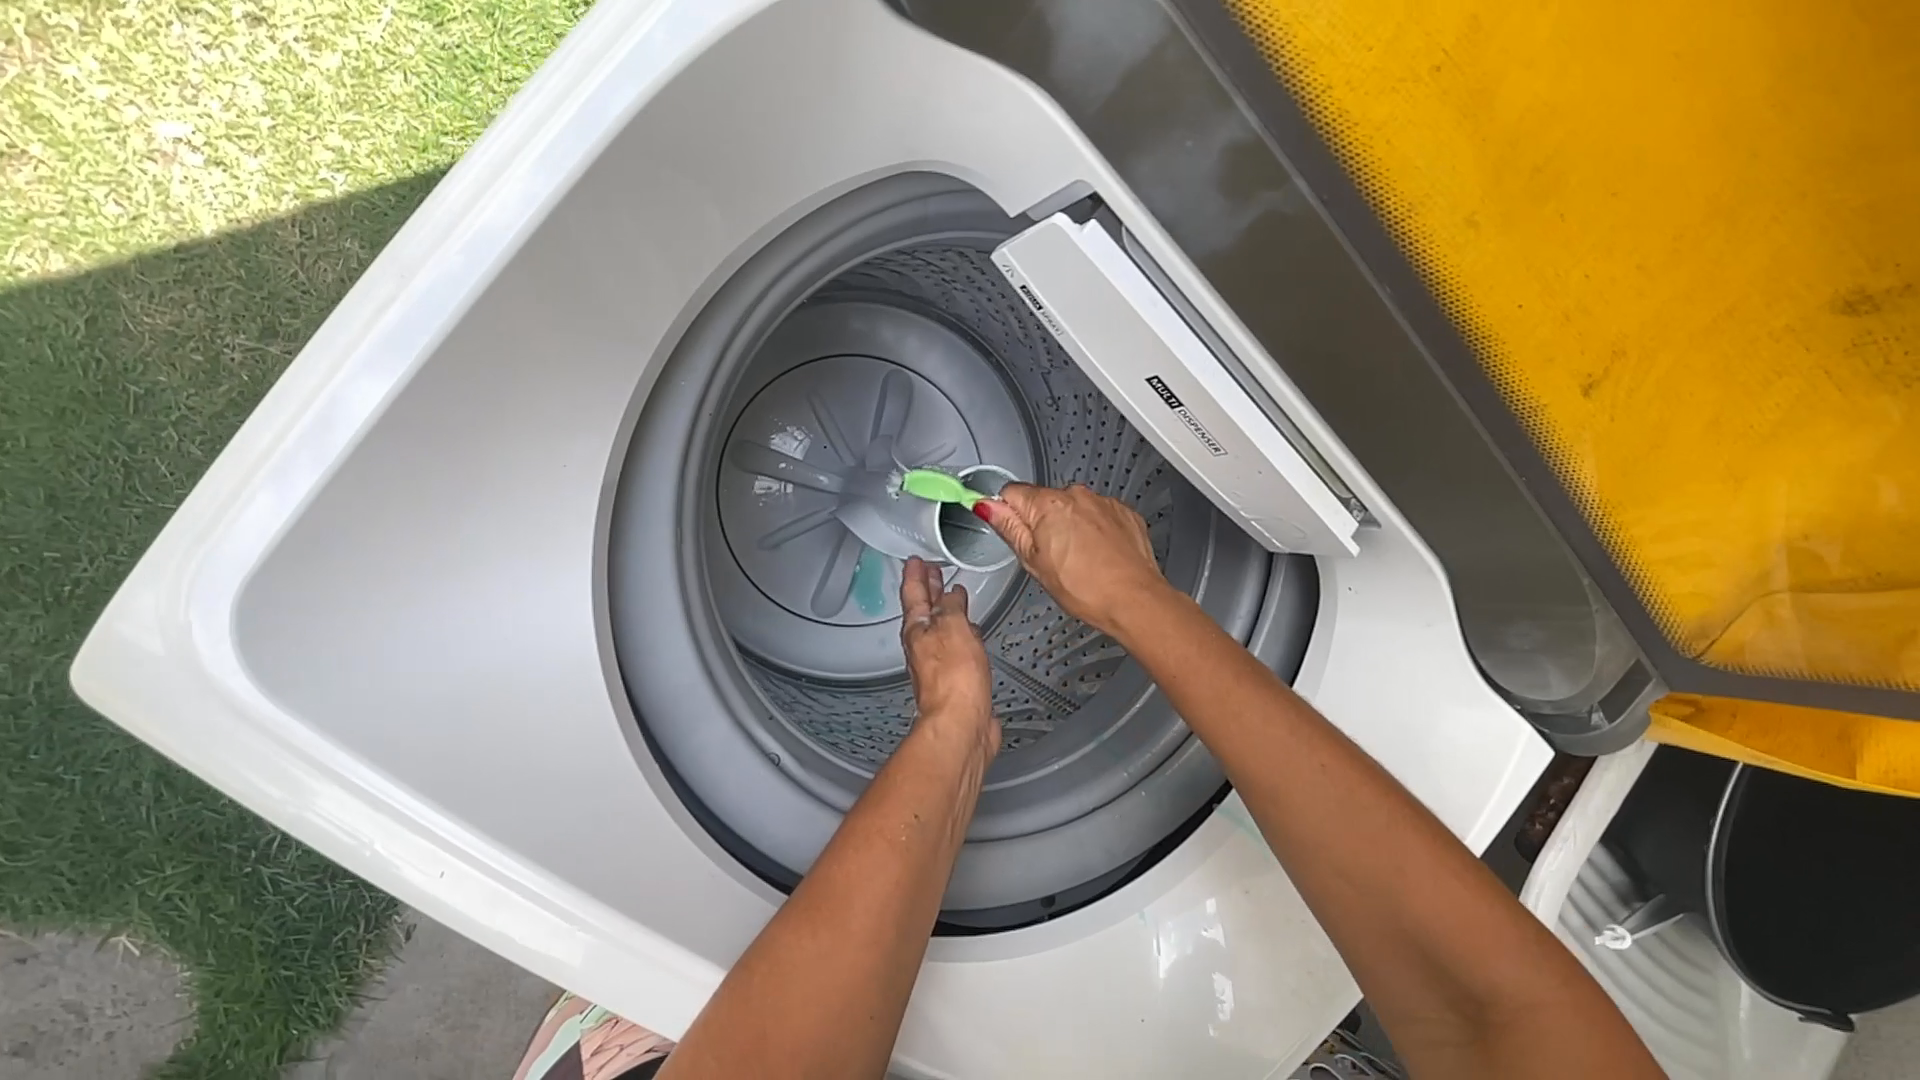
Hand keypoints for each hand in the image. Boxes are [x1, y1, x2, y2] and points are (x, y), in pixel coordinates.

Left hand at [899, 556, 997, 757]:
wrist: (962, 724)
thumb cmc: (953, 681)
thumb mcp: (953, 628)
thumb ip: (951, 608)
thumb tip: (952, 594)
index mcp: (917, 630)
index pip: (913, 594)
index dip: (915, 575)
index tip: (915, 560)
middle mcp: (923, 648)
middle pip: (924, 611)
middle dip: (929, 590)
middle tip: (932, 573)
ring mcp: (939, 666)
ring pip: (941, 629)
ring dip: (946, 611)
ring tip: (953, 598)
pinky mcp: (956, 681)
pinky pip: (957, 649)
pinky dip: (962, 635)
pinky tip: (971, 635)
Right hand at [974, 483, 1171, 636]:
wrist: (1135, 599)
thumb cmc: (1088, 588)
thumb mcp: (1034, 562)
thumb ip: (1008, 528)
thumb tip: (987, 507)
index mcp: (1048, 504)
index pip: (1010, 492)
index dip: (1006, 513)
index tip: (1010, 530)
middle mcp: (1076, 495)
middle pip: (1043, 500)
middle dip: (1040, 523)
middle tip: (1048, 556)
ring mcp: (1102, 502)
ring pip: (1072, 508)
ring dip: (1069, 526)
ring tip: (1076, 560)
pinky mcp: (1123, 512)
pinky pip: (1098, 515)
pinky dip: (1094, 530)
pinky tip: (1096, 556)